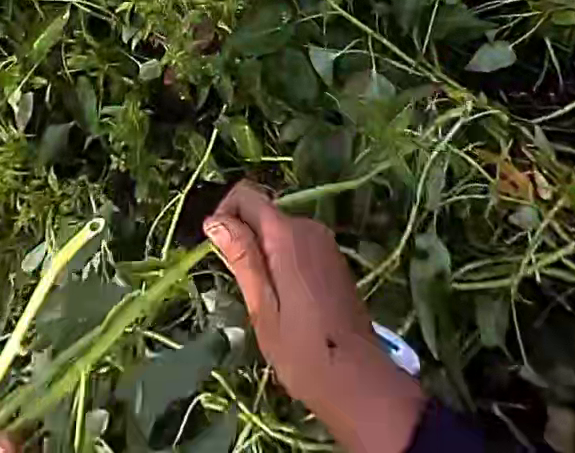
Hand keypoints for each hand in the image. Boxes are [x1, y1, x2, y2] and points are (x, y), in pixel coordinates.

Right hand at [204, 183, 426, 452]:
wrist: (360, 379)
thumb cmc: (303, 349)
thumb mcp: (262, 307)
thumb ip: (241, 256)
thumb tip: (213, 219)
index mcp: (286, 234)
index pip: (246, 194)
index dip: (225, 213)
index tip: (219, 250)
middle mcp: (307, 226)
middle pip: (262, 211)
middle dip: (244, 238)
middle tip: (244, 286)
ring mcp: (324, 241)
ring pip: (278, 229)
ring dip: (263, 251)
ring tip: (265, 298)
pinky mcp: (332, 256)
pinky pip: (296, 242)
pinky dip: (282, 258)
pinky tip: (287, 298)